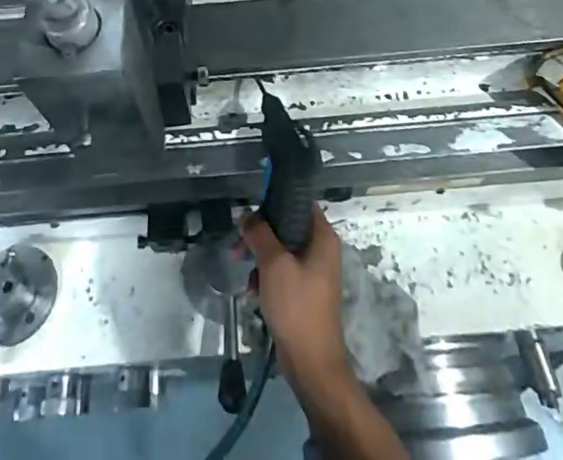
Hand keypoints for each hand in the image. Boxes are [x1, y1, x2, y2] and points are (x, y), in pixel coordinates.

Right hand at [242, 206, 349, 389]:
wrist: (311, 361)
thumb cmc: (296, 305)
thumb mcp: (274, 264)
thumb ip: (260, 234)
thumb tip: (248, 215)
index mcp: (323, 237)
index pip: (302, 204)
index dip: (277, 202)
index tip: (253, 209)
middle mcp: (322, 250)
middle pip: (288, 228)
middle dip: (261, 235)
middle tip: (239, 244)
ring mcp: (314, 272)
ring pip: (283, 251)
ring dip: (261, 258)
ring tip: (243, 270)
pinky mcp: (305, 291)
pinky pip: (284, 272)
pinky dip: (267, 277)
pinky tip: (253, 291)